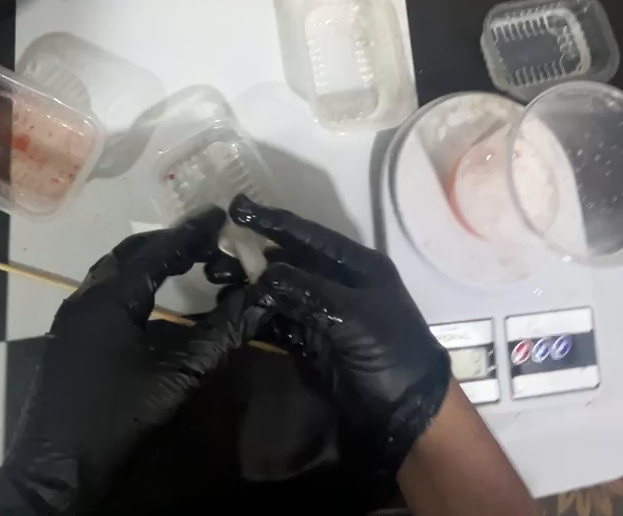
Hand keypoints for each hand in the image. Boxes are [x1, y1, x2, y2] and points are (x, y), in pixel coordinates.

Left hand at [0, 209, 269, 515]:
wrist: (53, 475)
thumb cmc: (117, 420)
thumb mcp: (177, 377)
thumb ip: (221, 334)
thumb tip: (262, 299)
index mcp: (111, 298)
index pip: (159, 250)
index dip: (192, 232)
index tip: (219, 214)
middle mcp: (87, 297)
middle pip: (132, 253)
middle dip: (169, 241)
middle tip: (205, 240)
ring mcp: (71, 318)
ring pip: (113, 270)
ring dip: (148, 260)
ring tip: (183, 262)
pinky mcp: (67, 338)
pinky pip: (102, 290)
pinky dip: (131, 281)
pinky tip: (151, 299)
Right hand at [231, 194, 450, 468]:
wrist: (408, 414)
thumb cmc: (390, 352)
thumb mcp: (352, 316)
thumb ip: (308, 290)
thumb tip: (265, 273)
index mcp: (355, 264)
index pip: (308, 235)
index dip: (273, 221)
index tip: (237, 208)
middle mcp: (338, 281)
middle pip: (289, 261)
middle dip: (253, 256)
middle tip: (215, 256)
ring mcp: (325, 312)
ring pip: (280, 291)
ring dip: (250, 286)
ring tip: (216, 283)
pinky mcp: (314, 341)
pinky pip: (280, 320)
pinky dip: (257, 315)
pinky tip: (232, 311)